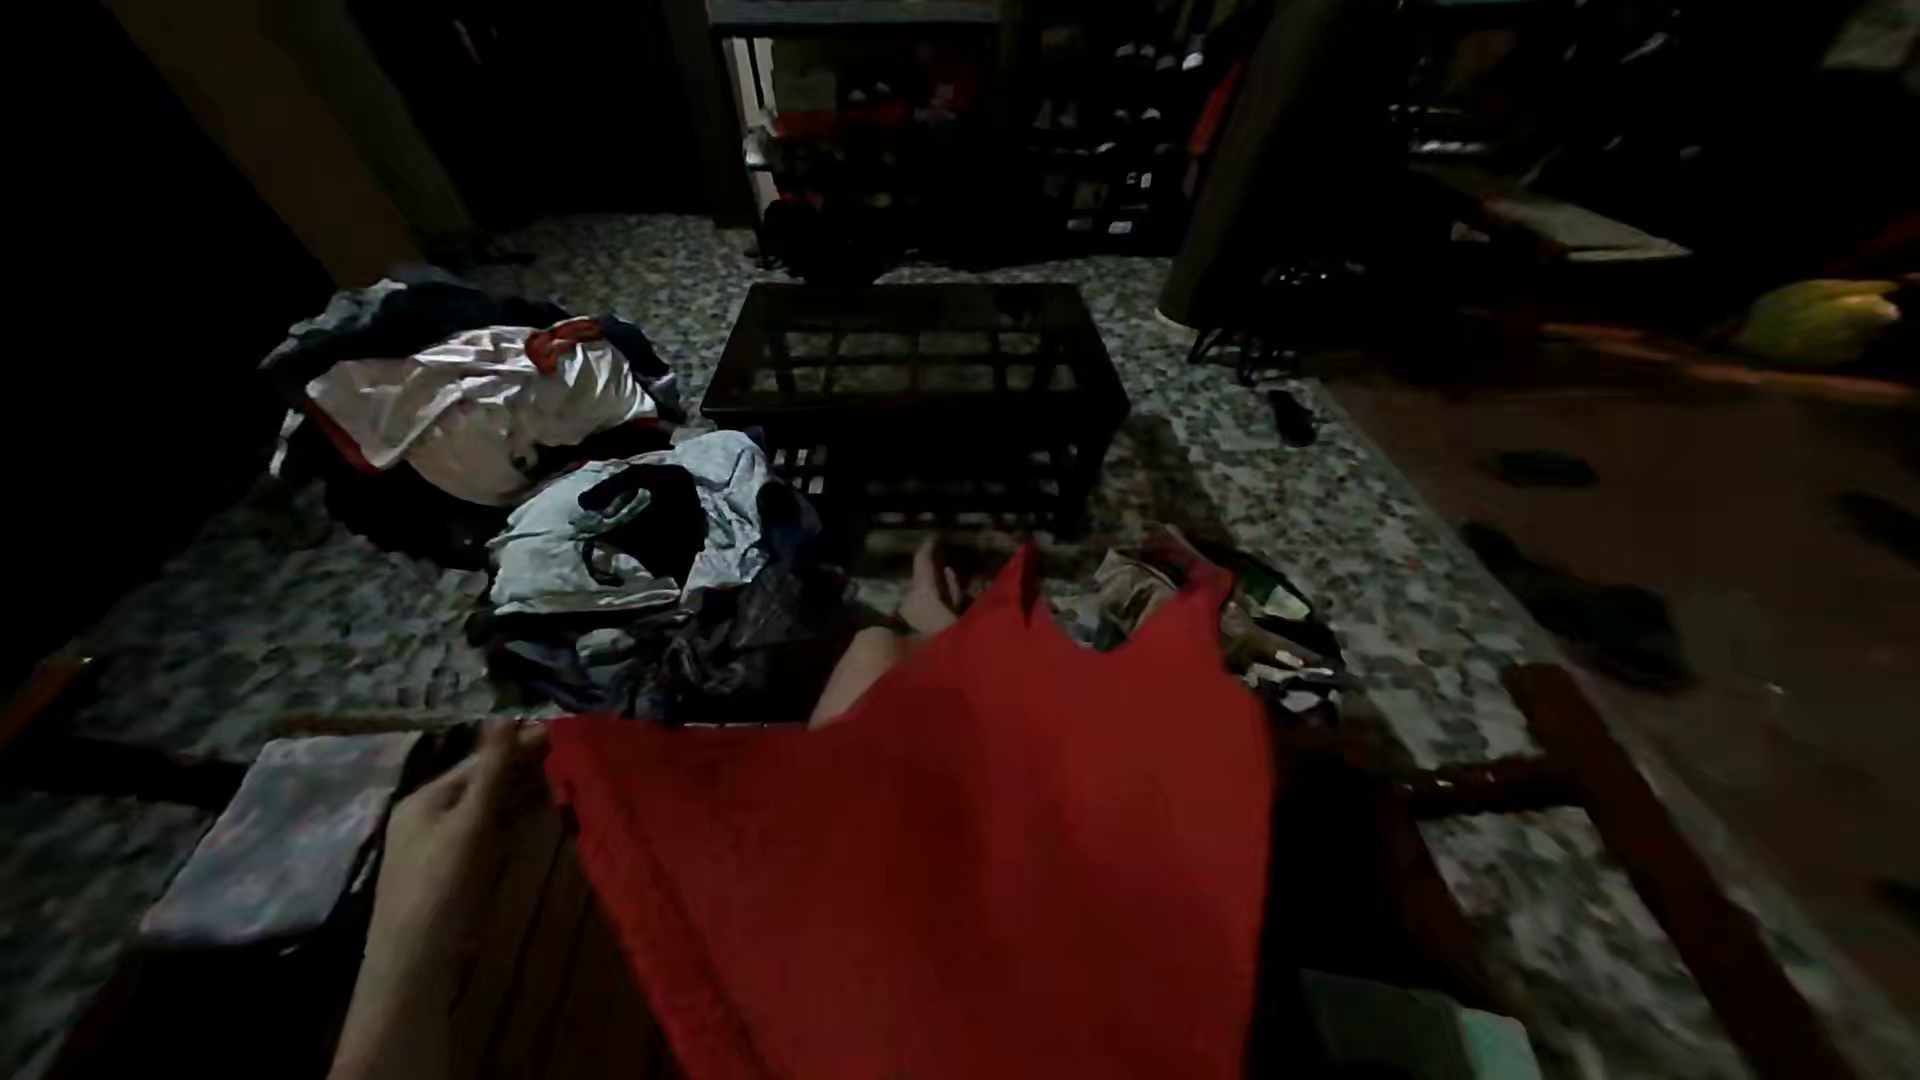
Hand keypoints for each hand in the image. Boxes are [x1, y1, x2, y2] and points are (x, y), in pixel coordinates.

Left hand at [331, 719, 541, 1079]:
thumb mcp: (471, 821)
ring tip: (568, 777)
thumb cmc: (442, 885)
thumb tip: (506, 715)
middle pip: (487, 778)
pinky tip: (546, 808)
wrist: (418, 963)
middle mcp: (432, 813)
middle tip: (573, 755)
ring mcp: (446, 839)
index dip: (520, 745)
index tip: (565, 734)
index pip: (482, 759)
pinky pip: (494, 824)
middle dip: (527, 766)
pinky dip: (519, 813)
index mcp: (426, 798)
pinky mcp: (461, 862)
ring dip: (527, 789)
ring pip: (494, 801)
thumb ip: (493, 770)